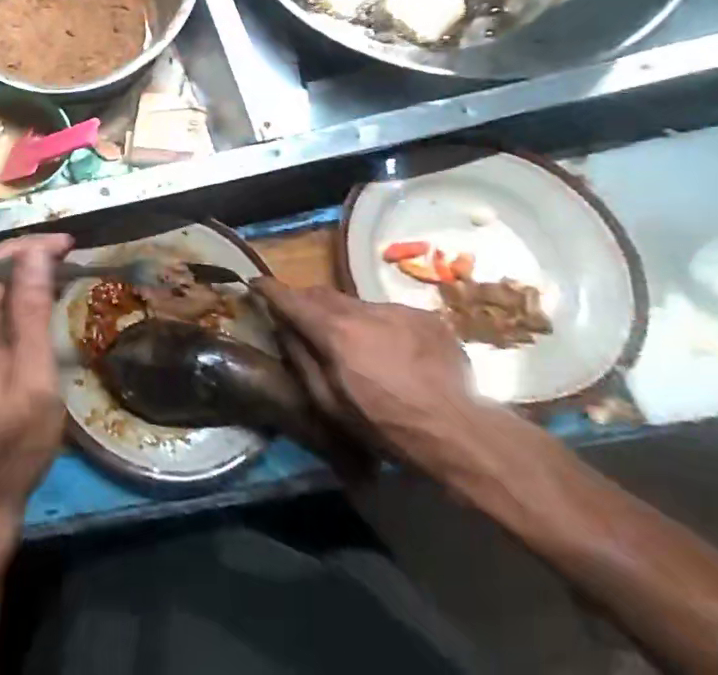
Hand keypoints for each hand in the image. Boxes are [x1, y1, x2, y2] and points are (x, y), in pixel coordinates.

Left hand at [0, 233, 73, 568]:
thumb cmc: (11, 447)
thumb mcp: (33, 380)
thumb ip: (30, 312)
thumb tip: (35, 254)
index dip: (28, 246)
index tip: (68, 242)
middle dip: (19, 254)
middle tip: (64, 252)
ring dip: (9, 274)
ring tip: (50, 269)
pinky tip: (23, 303)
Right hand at [253, 282, 490, 470]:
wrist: (461, 433)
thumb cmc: (386, 425)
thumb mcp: (329, 402)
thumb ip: (301, 358)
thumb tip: (283, 328)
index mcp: (334, 332)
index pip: (291, 299)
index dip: (269, 289)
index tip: (256, 284)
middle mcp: (363, 310)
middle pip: (322, 293)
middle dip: (306, 301)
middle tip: (300, 317)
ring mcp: (398, 311)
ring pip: (356, 303)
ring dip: (344, 316)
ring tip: (353, 343)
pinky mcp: (425, 318)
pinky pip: (389, 314)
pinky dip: (378, 326)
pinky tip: (391, 352)